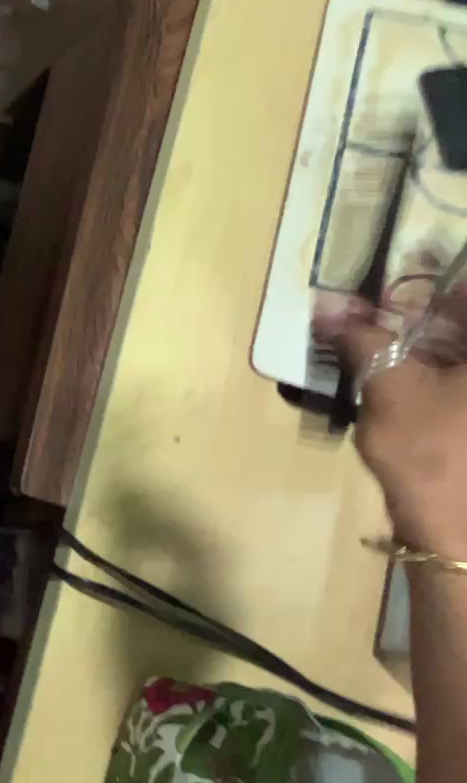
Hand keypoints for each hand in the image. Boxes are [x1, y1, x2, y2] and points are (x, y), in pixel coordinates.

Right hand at [318, 288, 466, 562]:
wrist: (460, 520)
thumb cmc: (430, 449)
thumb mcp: (388, 387)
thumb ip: (363, 340)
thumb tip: (330, 304)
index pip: (465, 292)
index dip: (433, 274)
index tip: (397, 262)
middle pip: (464, 320)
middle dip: (422, 307)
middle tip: (370, 303)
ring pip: (457, 348)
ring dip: (422, 335)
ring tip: (371, 334)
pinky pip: (455, 373)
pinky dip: (433, 362)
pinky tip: (396, 366)